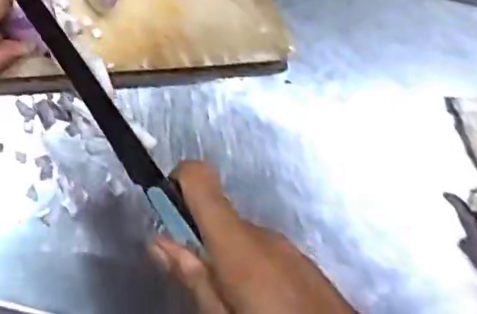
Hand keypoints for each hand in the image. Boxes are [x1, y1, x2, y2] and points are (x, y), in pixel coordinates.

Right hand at [149, 161, 354, 313]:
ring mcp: (295, 254)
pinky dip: (263, 278)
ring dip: (236, 265)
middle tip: (206, 288)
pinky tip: (271, 311)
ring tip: (242, 308)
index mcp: (236, 241)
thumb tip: (158, 241)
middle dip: (206, 244)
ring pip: (248, 243)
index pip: (198, 176)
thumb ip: (192, 278)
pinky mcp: (317, 275)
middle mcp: (265, 235)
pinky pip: (274, 261)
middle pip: (220, 218)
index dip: (177, 182)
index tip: (167, 213)